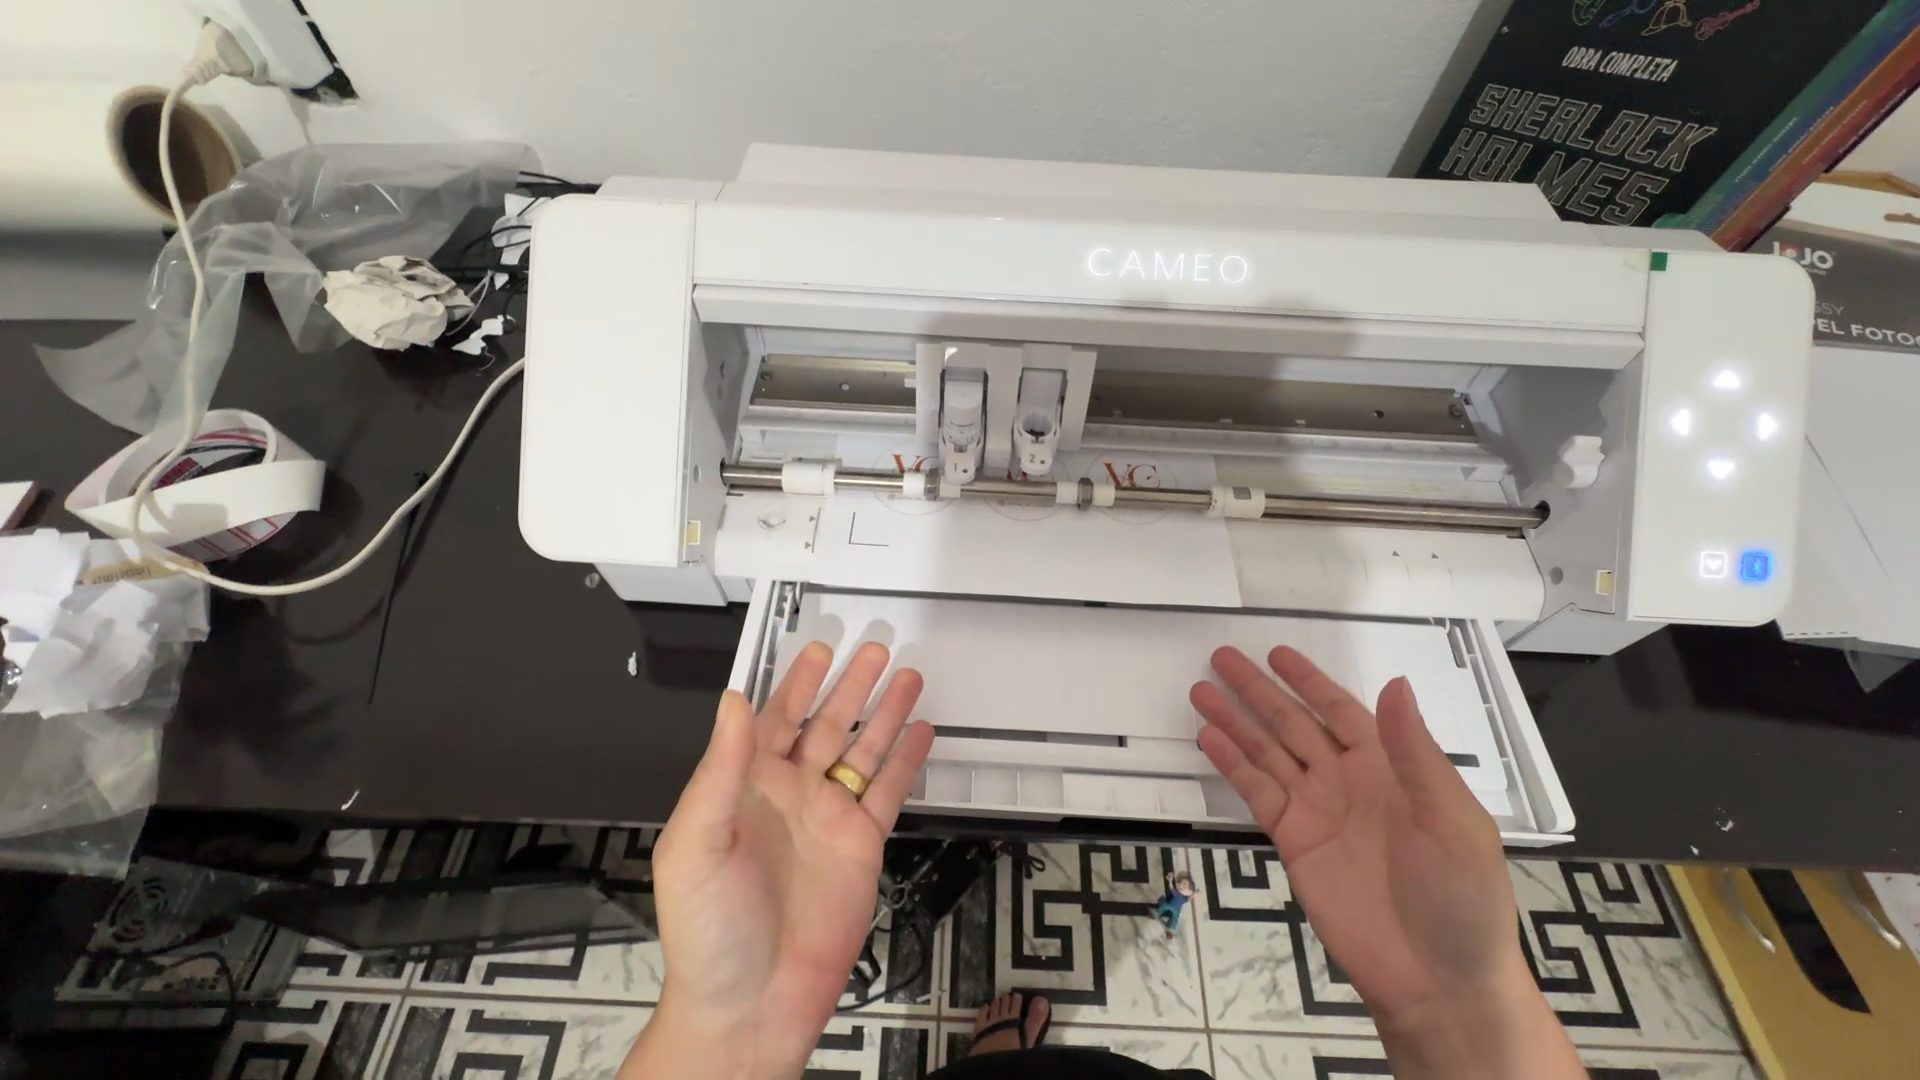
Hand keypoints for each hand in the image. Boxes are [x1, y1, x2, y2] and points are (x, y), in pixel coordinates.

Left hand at [624, 643, 934, 1079]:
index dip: (798, 683)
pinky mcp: (861, 845)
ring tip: (909, 677)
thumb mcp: (697, 843)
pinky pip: (888, 793)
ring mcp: (829, 817)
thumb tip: (732, 700)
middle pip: (828, 724)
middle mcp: (791, 792)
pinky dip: (907, 762)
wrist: (752, 1006)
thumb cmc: (709, 928)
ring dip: (886, 713)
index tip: (818, 648)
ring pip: (864, 750)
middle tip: (877, 648)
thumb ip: (720, 769)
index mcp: (746, 786)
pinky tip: (922, 732)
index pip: (774, 718)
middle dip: (851, 686)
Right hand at [1192, 647, 1584, 1077]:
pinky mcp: (1291, 840)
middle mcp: (1346, 779)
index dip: (1308, 681)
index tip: (1276, 653)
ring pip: (1266, 752)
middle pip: (1292, 723)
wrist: (1436, 980)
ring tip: (1200, 692)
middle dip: (1257, 691)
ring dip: (1234, 721)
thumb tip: (1394, 684)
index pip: (1340, 710)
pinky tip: (1208, 739)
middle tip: (1221, 659)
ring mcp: (1315, 809)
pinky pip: (1256, 792)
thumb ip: (1414, 752)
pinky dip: (1231, 764)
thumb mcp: (1451, 820)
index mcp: (1389, 767)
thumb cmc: (1461, 897)